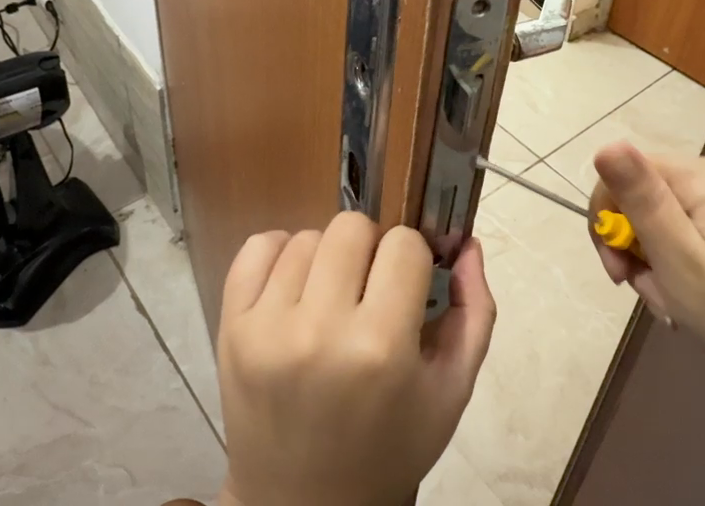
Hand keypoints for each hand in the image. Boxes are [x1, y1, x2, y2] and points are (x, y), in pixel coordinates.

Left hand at [216, 213, 495, 505]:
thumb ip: (474, 312)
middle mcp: (319, 330)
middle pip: (352, 228)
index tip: (408, 285)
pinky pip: (257, 247)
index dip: (413, 259)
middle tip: (369, 289)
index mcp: (381, 349)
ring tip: (331, 300)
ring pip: (307, 236)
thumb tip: (466, 244)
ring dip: (326, 258)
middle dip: (370, 250)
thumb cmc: (390, 446)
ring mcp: (266, 327)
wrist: (306, 503)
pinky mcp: (230, 327)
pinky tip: (295, 286)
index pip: (404, 245)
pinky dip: (280, 254)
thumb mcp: (451, 392)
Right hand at [588, 144, 704, 405]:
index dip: (610, 220)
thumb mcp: (684, 268)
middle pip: (647, 194)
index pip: (627, 173)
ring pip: (666, 215)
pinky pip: (693, 226)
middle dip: (637, 247)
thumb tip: (605, 146)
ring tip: (677, 305)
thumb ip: (643, 204)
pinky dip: (683, 260)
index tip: (618, 275)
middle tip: (654, 297)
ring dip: (659, 260)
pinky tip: (696, 296)